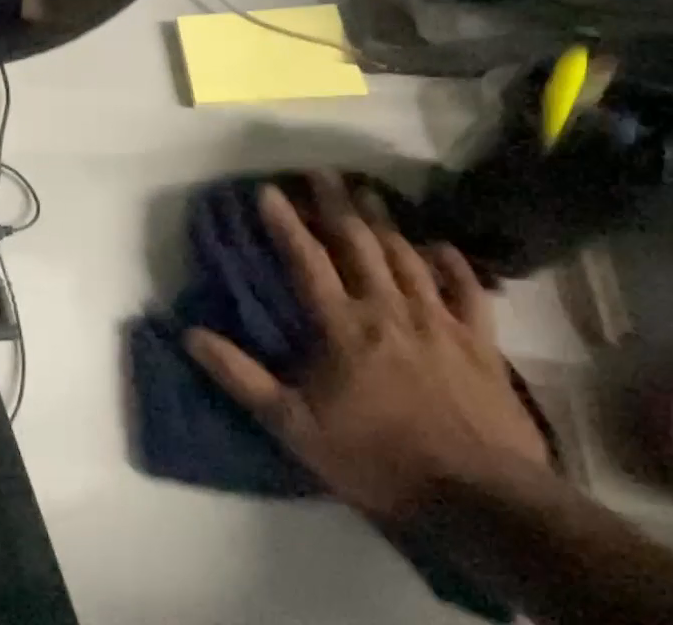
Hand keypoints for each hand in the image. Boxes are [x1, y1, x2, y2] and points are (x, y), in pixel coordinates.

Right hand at [184, 172, 550, 521]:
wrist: (482, 501)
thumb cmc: (376, 460)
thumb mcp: (292, 426)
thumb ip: (240, 376)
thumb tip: (190, 335)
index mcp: (342, 326)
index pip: (306, 260)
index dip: (285, 223)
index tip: (267, 190)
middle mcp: (390, 311)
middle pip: (361, 244)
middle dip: (337, 205)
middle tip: (321, 172)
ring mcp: (441, 324)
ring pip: (409, 258)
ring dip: (386, 222)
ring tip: (370, 193)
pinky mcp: (481, 345)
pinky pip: (468, 291)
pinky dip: (452, 264)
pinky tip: (440, 246)